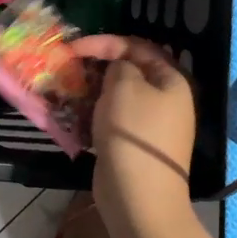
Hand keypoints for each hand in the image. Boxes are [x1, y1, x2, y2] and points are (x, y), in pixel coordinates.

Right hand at [73, 36, 195, 200]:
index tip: (73, 48)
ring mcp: (149, 125)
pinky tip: (72, 114)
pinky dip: (91, 113)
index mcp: (171, 81)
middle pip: (127, 71)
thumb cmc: (133, 131)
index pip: (137, 47)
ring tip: (65, 90)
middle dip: (95, 66)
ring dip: (90, 90)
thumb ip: (119, 65)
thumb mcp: (125, 85)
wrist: (138, 195)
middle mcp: (165, 100)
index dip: (104, 42)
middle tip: (68, 67)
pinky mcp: (131, 144)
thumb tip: (116, 69)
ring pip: (116, 96)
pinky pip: (110, 119)